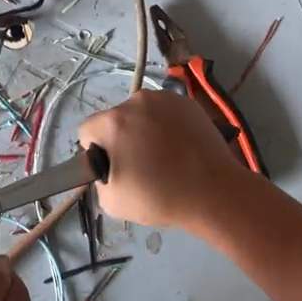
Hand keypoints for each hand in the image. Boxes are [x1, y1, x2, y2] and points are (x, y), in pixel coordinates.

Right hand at [76, 89, 259, 231]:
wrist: (214, 190)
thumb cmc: (161, 196)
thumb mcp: (112, 203)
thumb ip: (99, 181)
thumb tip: (109, 169)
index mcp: (113, 122)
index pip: (87, 131)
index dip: (96, 152)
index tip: (115, 168)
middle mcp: (136, 101)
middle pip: (115, 119)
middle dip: (122, 139)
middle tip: (142, 165)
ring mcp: (164, 98)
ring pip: (141, 113)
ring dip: (144, 129)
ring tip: (165, 155)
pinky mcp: (187, 101)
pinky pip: (165, 111)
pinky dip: (167, 124)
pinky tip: (181, 146)